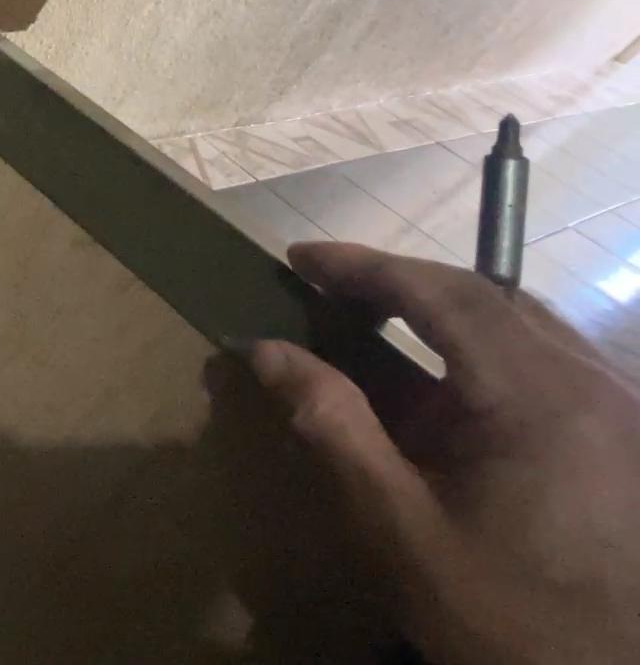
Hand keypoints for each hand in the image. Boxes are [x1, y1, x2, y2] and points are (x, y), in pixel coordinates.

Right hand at [248, 241, 639, 664]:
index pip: (446, 295)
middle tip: (323, 287)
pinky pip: (547, 362)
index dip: (365, 267)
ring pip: (522, 325)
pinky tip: (432, 375)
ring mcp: (625, 415)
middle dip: (397, 282)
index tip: (299, 259)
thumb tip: (265, 350)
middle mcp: (603, 391)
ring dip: (437, 310)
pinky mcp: (627, 441)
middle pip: (488, 298)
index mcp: (546, 402)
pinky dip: (476, 345)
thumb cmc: (502, 610)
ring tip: (365, 318)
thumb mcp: (395, 521)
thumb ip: (330, 423)